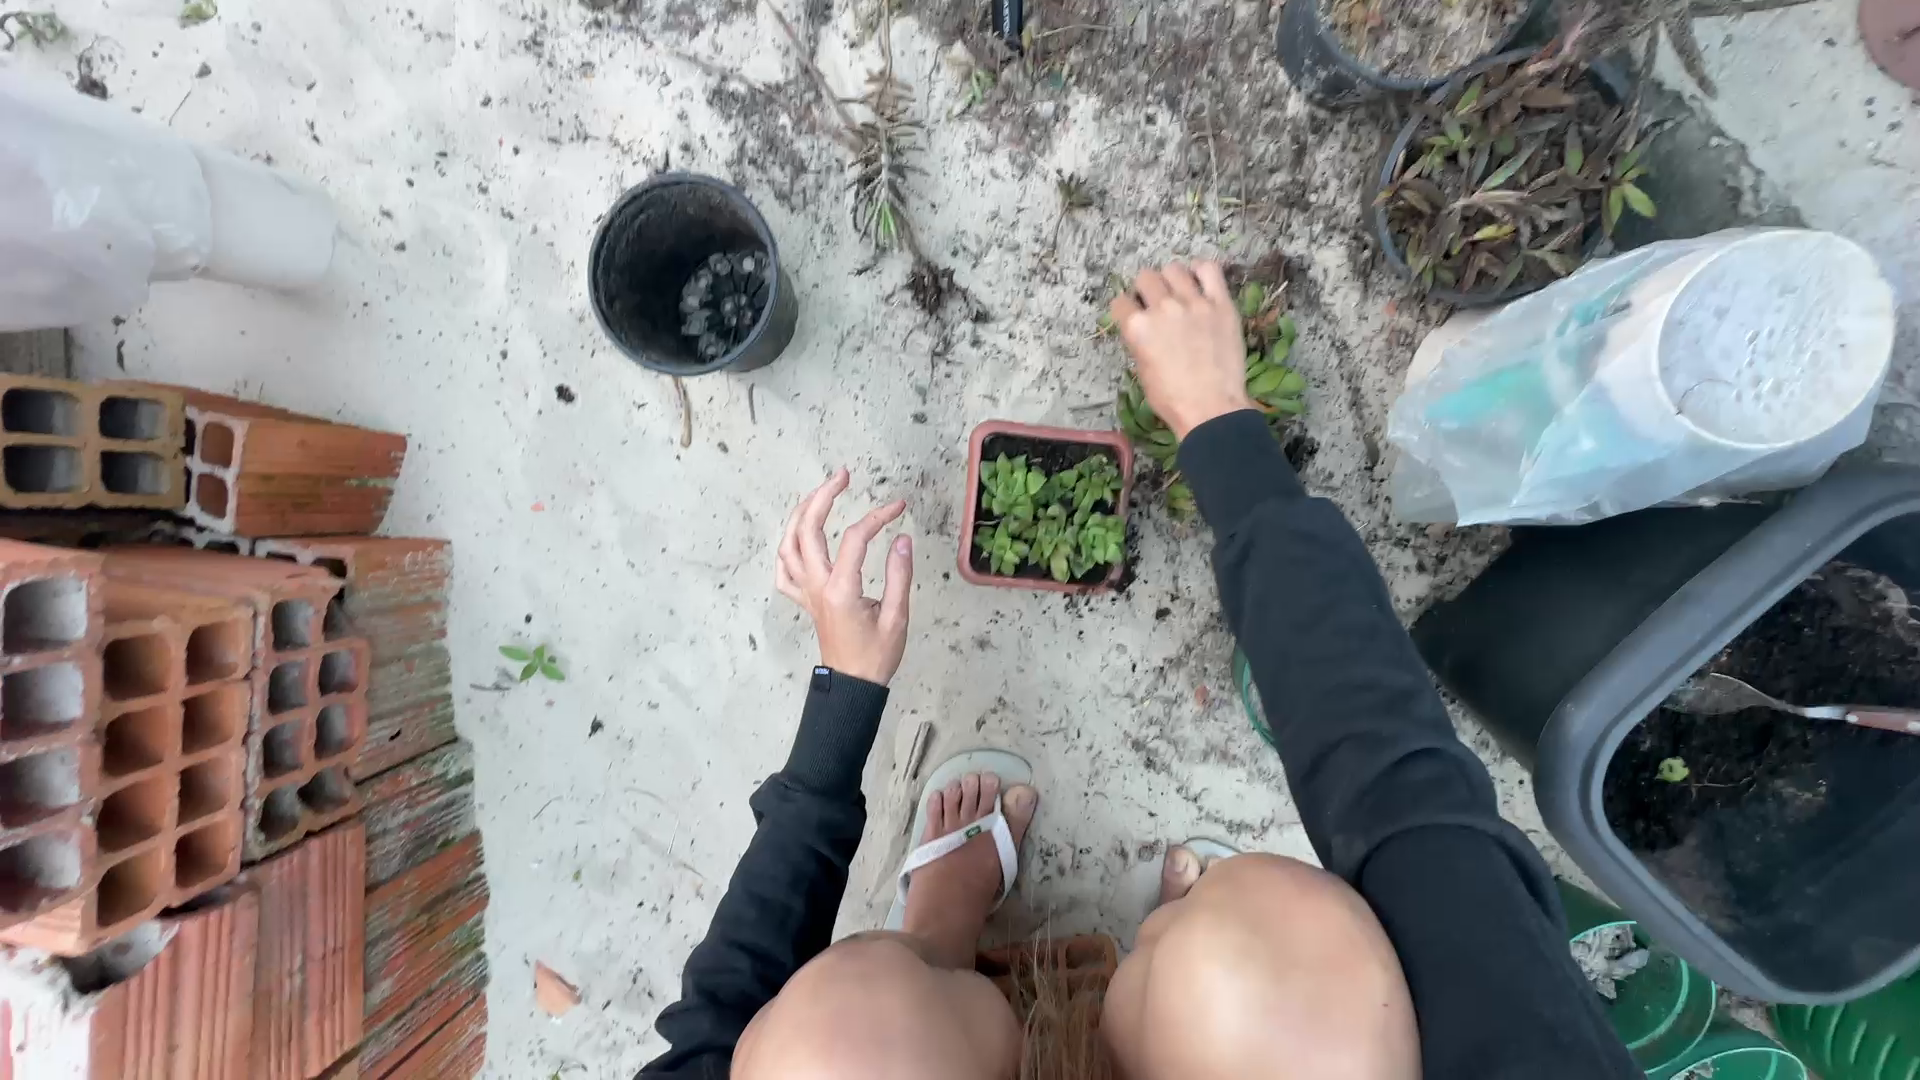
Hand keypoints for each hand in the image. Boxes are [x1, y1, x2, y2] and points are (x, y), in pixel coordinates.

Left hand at [775, 468, 913, 685]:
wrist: (853, 685)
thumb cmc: (877, 655)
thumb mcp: (897, 617)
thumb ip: (899, 576)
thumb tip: (902, 538)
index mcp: (841, 589)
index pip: (856, 538)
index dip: (878, 517)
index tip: (899, 506)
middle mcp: (817, 586)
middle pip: (807, 530)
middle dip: (822, 496)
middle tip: (842, 475)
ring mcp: (806, 593)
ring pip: (788, 545)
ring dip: (800, 514)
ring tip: (819, 494)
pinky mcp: (804, 601)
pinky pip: (784, 571)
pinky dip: (787, 548)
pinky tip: (799, 538)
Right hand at [1110, 261, 1256, 439]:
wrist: (1211, 408)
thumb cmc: (1171, 399)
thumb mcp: (1142, 371)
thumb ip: (1140, 341)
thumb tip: (1144, 327)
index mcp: (1138, 328)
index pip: (1120, 302)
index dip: (1125, 309)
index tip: (1133, 315)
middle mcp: (1162, 308)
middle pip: (1145, 277)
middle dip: (1145, 289)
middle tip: (1154, 303)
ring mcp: (1194, 302)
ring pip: (1174, 268)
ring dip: (1170, 278)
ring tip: (1177, 291)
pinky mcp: (1221, 303)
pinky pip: (1209, 269)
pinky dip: (1200, 270)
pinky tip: (1198, 281)